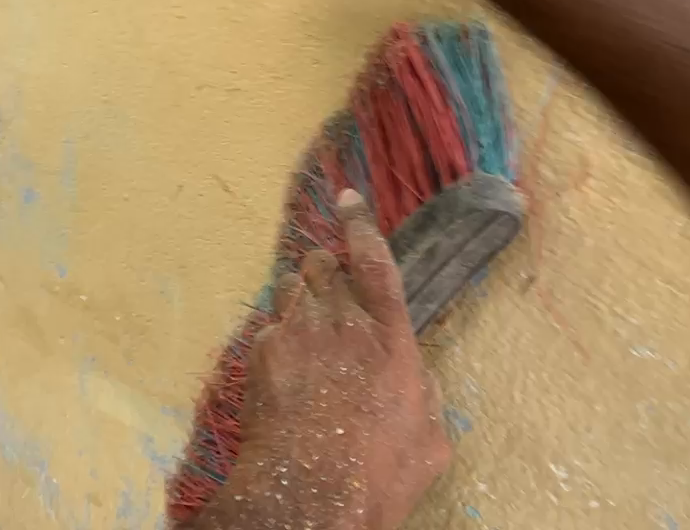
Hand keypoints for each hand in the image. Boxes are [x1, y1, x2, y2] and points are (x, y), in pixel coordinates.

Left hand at [196, 190, 449, 529]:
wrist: (308, 492)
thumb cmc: (378, 471)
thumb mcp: (427, 437)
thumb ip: (419, 390)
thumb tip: (409, 375)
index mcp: (387, 336)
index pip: (374, 261)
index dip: (360, 224)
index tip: (347, 197)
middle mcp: (339, 320)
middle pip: (322, 263)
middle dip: (327, 269)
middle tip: (333, 294)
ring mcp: (296, 330)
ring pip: (292, 285)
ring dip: (302, 297)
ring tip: (310, 333)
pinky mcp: (262, 348)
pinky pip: (272, 325)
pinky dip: (281, 337)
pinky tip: (287, 372)